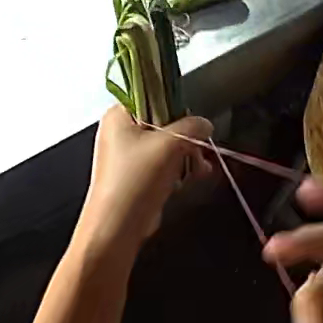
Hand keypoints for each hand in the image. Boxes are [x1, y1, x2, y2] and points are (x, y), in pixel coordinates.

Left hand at [81, 105, 211, 249]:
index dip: (174, 104)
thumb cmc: (136, 179)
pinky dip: (177, 169)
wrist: (117, 228)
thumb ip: (192, 127)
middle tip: (198, 149)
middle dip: (185, 137)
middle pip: (162, 121)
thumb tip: (205, 124)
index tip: (191, 118)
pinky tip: (192, 178)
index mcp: (118, 115)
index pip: (150, 94)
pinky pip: (162, 163)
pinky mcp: (135, 175)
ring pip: (165, 144)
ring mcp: (126, 154)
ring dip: (185, 156)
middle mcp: (119, 131)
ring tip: (198, 169)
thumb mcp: (169, 144)